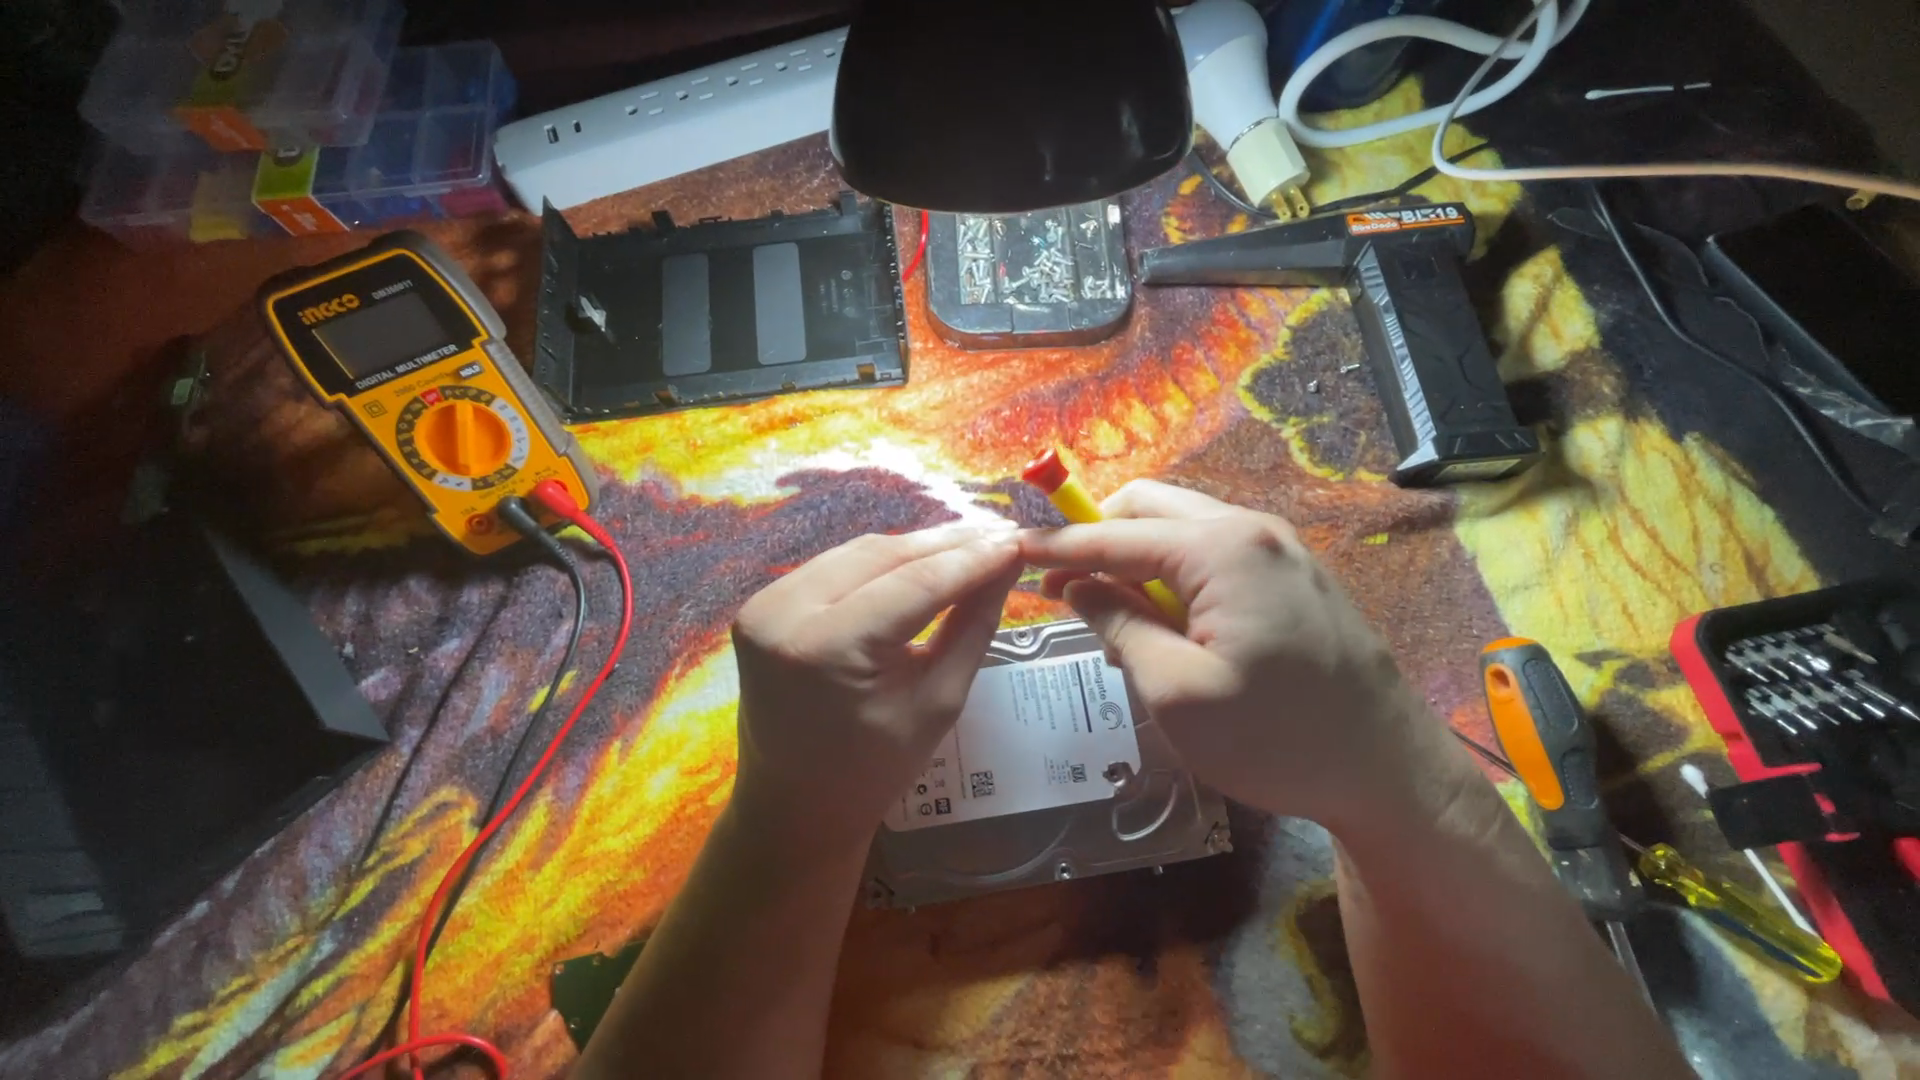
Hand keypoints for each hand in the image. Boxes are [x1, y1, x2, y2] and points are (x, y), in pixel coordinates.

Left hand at [730, 526, 1022, 849]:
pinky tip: (923, 560)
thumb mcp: (938, 702)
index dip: (971, 559)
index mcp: (825, 649)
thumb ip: (972, 624)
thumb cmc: (873, 772)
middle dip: (947, 544)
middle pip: (883, 556)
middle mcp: (784, 613)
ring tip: (971, 543)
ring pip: (859, 552)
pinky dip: (884, 562)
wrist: (795, 803)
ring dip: (917, 547)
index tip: (1019, 540)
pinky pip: (837, 565)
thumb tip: (1007, 564)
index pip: (914, 584)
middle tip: (1002, 534)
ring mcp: (766, 602)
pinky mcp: (764, 601)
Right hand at [1019, 481, 1451, 831]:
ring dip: (1136, 559)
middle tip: (1064, 586)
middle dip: (1098, 537)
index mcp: (1223, 548)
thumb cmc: (1276, 738)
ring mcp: (1279, 549)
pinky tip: (1167, 624)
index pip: (1116, 533)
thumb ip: (1119, 625)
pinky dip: (1172, 574)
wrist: (1390, 773)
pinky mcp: (1291, 576)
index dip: (1057, 544)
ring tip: (1116, 618)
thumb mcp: (1176, 692)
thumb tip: (1077, 586)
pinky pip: (1212, 554)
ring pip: (1181, 529)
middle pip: (1150, 508)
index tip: (1011, 551)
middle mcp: (1253, 530)